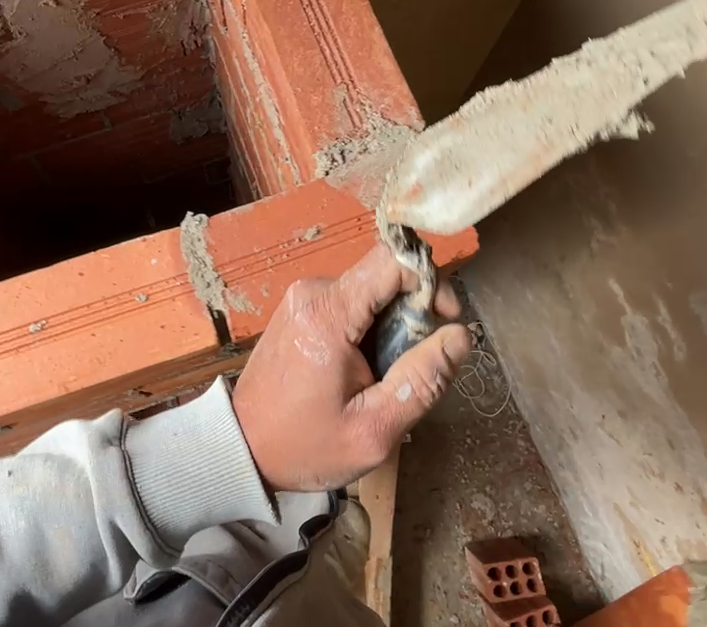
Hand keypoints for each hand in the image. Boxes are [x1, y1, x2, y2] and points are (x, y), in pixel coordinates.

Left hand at [231, 243, 472, 490]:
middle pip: (385, 276)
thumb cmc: (306, 445)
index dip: (429, 281)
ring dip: (392, 326)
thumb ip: (421, 381)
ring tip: (383, 376)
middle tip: (413, 366)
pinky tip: (363, 369)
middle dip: (413, 314)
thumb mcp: (374, 431)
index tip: (444, 320)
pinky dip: (370, 329)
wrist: (244, 447)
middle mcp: (313, 291)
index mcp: (328, 313)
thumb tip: (462, 335)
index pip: (391, 259)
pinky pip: (353, 303)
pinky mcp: (301, 307)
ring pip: (372, 292)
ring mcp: (303, 297)